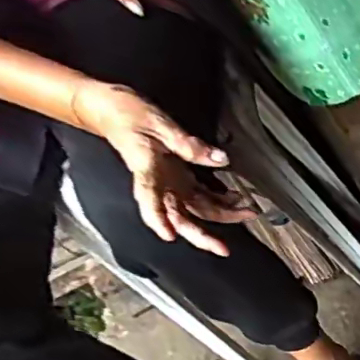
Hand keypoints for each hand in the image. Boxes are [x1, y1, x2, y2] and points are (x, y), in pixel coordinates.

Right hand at [70, 83, 246, 254]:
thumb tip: (220, 159)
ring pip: (197, 210)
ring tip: (248, 213)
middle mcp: (160, 184)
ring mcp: (170, 183)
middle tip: (224, 250)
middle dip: (202, 236)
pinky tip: (236, 199)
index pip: (149, 199)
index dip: (158, 219)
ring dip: (223, 215)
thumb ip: (189, 145)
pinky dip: (221, 201)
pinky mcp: (179, 178)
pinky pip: (202, 197)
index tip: (168, 236)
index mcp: (147, 171)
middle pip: (180, 217)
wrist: (111, 109)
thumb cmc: (127, 114)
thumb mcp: (159, 125)